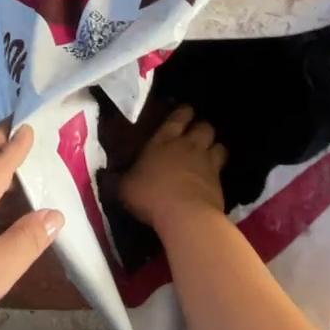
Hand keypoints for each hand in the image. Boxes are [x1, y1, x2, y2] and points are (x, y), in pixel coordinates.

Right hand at [120, 106, 227, 229]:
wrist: (186, 217)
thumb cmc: (151, 195)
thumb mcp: (125, 187)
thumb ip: (120, 178)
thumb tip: (106, 176)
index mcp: (164, 140)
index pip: (178, 117)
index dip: (182, 112)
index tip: (182, 112)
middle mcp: (189, 146)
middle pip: (204, 126)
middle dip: (201, 127)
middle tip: (195, 133)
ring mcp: (208, 164)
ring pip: (219, 145)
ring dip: (214, 147)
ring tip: (209, 153)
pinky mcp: (220, 183)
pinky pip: (223, 169)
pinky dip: (219, 170)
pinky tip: (213, 177)